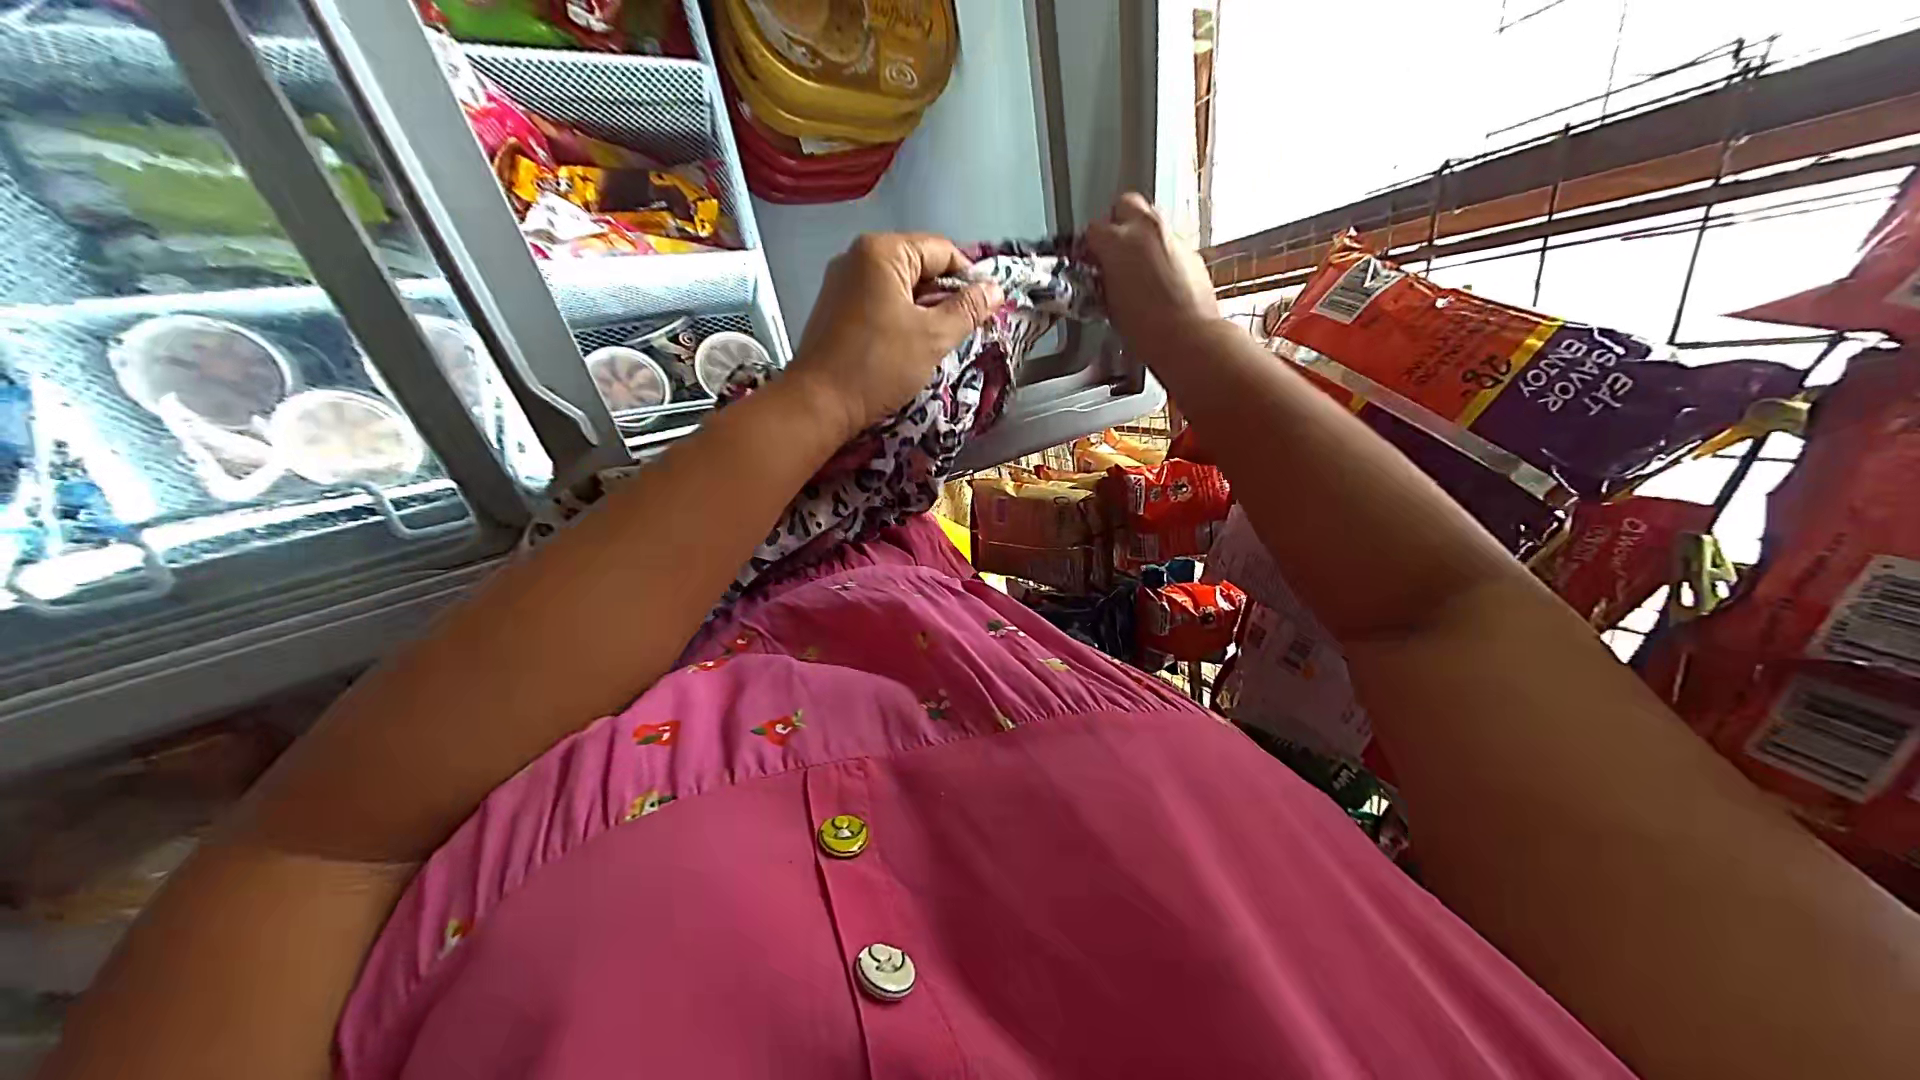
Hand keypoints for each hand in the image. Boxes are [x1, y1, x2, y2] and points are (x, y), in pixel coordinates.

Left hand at [783, 232, 1002, 441]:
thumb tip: (995, 290)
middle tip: (961, 331)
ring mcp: (841, 283)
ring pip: (899, 288)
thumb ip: (968, 309)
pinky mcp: (833, 309)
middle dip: (944, 297)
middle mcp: (857, 257)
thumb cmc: (878, 366)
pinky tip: (906, 348)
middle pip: (919, 266)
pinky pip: (878, 303)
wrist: (818, 404)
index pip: (942, 250)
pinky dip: (899, 319)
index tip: (983, 311)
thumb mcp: (933, 338)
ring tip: (936, 344)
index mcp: (882, 251)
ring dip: (923, 312)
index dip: (969, 279)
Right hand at [1084, 194, 1218, 350]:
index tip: (1088, 260)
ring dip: (1140, 234)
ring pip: (1151, 219)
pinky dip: (1161, 252)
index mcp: (1117, 242)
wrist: (1188, 337)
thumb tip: (1103, 277)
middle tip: (1111, 248)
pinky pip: (1170, 241)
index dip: (1088, 246)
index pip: (1093, 230)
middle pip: (1126, 205)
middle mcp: (1146, 230)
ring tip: (1134, 264)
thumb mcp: (1110, 303)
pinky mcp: (1191, 251)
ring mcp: (1171, 238)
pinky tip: (1157, 278)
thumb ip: (1104, 280)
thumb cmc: (1148, 328)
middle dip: (1117, 222)